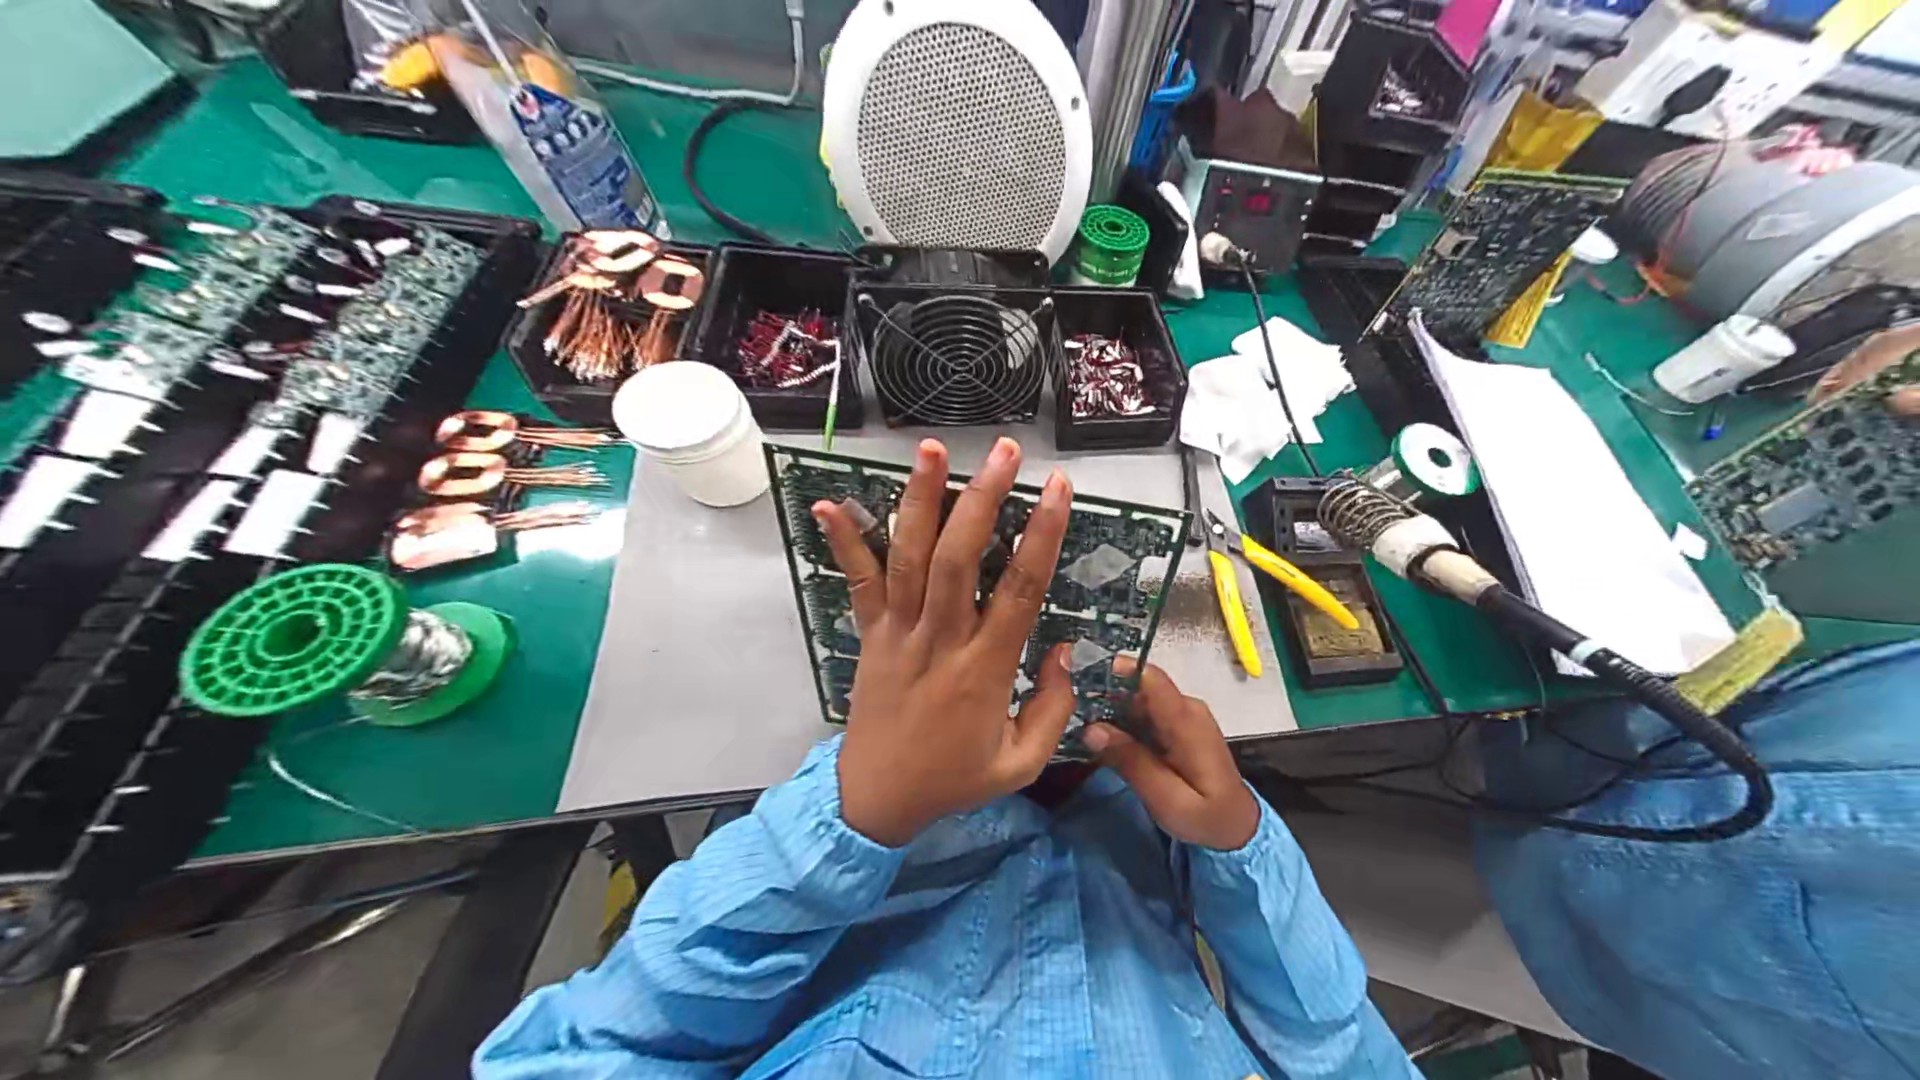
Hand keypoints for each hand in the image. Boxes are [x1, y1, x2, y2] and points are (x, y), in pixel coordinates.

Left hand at [812, 437, 1077, 846]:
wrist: (876, 800)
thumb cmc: (953, 780)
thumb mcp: (1022, 763)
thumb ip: (1053, 708)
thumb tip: (1063, 649)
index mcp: (985, 669)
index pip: (1020, 589)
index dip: (1042, 535)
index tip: (1057, 489)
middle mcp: (940, 639)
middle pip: (961, 558)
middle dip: (982, 499)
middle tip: (1003, 452)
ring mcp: (897, 632)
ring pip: (909, 558)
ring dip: (920, 501)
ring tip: (930, 451)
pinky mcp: (868, 634)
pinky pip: (857, 583)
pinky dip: (844, 543)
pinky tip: (829, 503)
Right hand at [1083, 661, 1259, 850]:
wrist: (1238, 828)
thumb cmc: (1206, 817)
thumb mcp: (1167, 799)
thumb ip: (1131, 762)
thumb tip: (1091, 730)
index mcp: (1186, 721)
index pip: (1150, 678)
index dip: (1114, 669)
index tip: (1079, 671)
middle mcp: (1185, 708)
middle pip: (1138, 685)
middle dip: (1102, 690)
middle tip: (1065, 703)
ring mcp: (1181, 714)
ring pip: (1137, 697)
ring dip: (1107, 705)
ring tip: (1074, 716)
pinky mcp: (1175, 724)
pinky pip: (1143, 710)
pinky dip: (1119, 717)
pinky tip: (1097, 730)